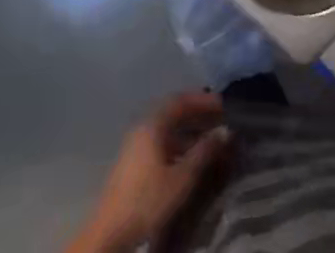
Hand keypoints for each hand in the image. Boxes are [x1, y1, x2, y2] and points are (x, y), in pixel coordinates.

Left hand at [68, 92, 229, 252]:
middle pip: (172, 112)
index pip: (179, 100)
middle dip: (197, 113)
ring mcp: (135, 146)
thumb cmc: (148, 200)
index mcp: (152, 125)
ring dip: (188, 129)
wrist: (109, 233)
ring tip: (209, 137)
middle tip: (219, 117)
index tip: (223, 104)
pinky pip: (160, 141)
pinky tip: (189, 157)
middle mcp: (141, 129)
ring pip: (166, 128)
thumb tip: (225, 130)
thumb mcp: (182, 177)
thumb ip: (204, 151)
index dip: (202, 100)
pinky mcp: (133, 162)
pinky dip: (178, 142)